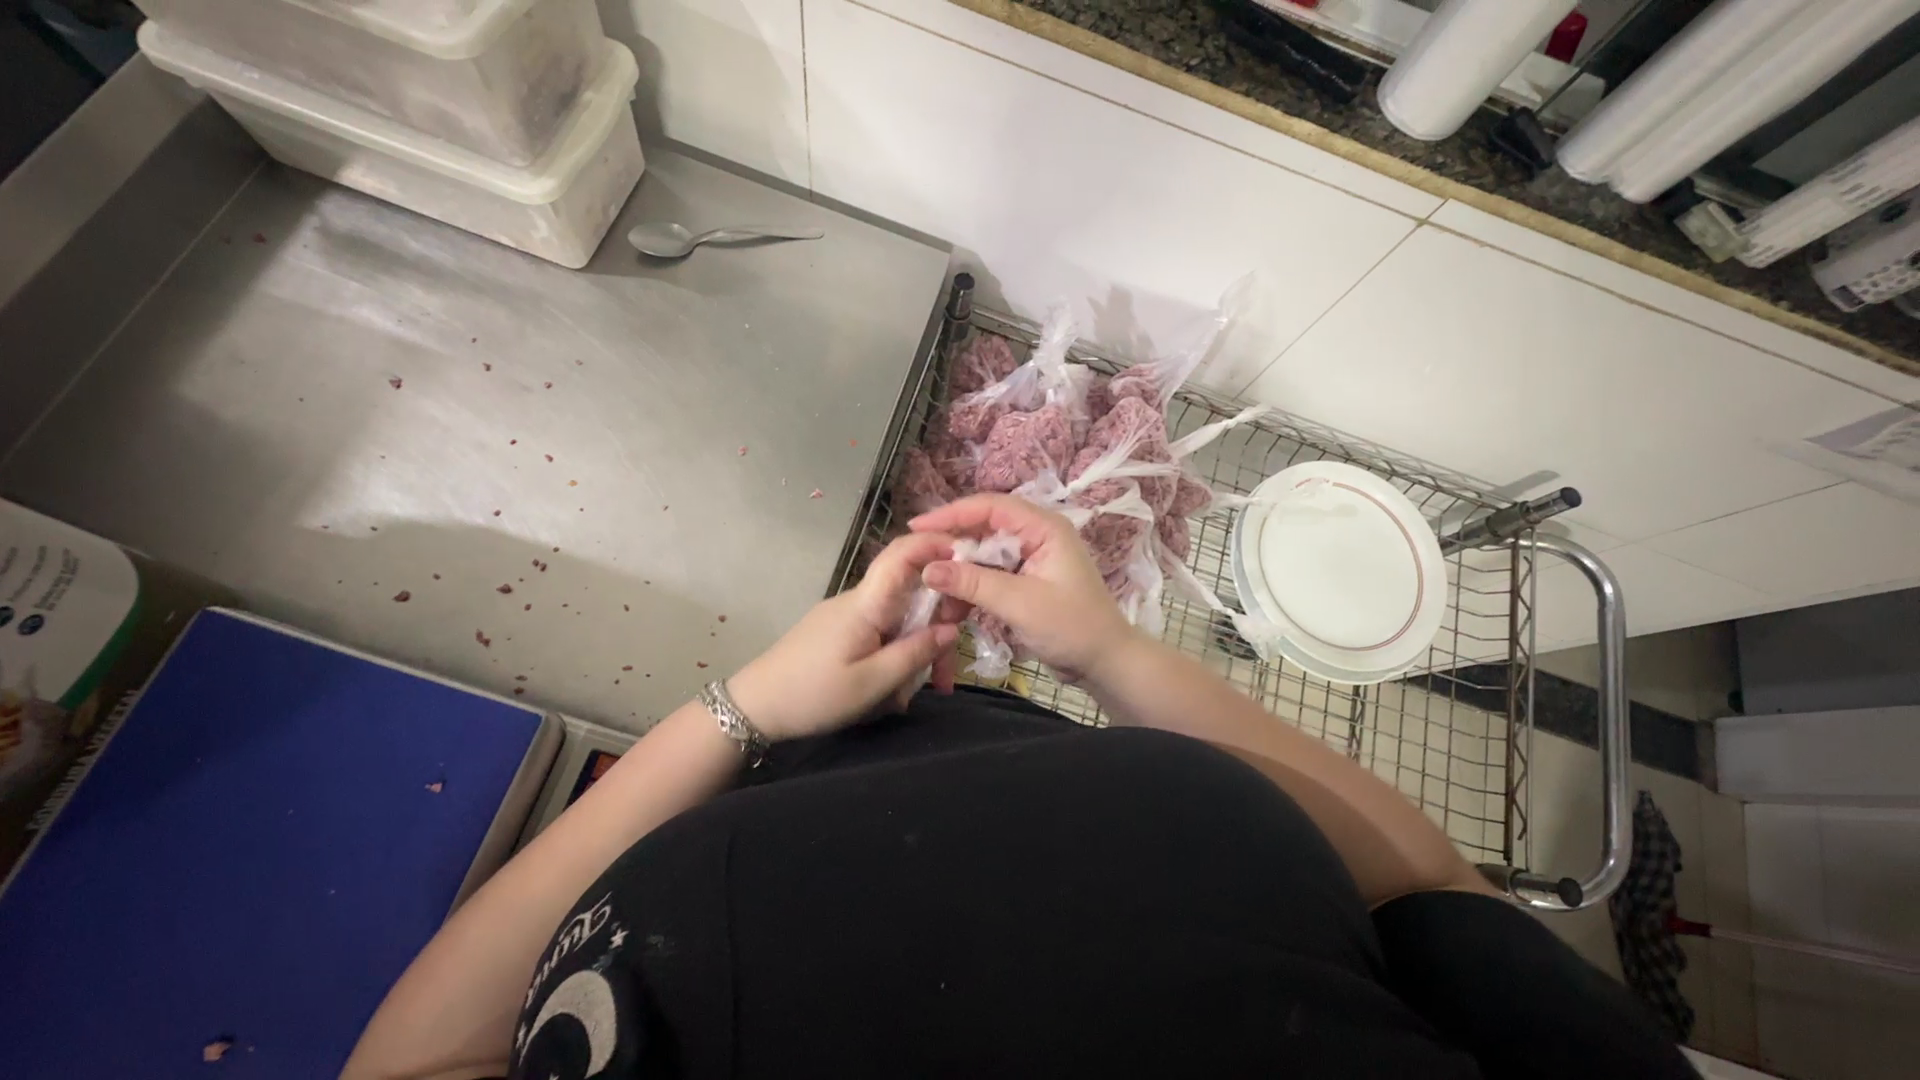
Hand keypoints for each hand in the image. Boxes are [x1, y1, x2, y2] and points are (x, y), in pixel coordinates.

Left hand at [726, 532, 962, 740]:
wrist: (754, 707)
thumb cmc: (812, 695)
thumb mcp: (872, 683)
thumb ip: (915, 654)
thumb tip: (952, 629)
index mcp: (866, 604)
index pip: (902, 554)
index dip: (936, 544)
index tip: (969, 558)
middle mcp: (859, 600)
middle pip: (912, 596)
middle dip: (937, 630)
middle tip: (946, 677)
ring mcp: (848, 615)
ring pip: (899, 621)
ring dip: (915, 653)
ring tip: (910, 698)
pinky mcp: (840, 632)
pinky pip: (881, 634)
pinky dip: (895, 658)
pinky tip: (891, 693)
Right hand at [909, 494, 1140, 682]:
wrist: (1105, 664)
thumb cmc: (1072, 627)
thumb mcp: (1020, 603)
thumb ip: (973, 583)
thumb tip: (928, 569)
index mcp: (1044, 528)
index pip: (990, 507)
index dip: (952, 513)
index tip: (917, 525)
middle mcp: (1037, 536)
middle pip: (984, 528)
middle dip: (952, 543)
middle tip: (918, 557)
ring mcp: (1032, 559)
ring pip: (984, 554)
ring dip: (960, 570)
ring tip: (931, 585)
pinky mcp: (1026, 582)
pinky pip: (990, 575)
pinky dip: (972, 587)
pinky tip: (952, 604)